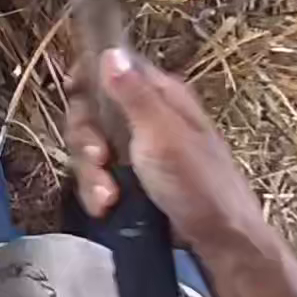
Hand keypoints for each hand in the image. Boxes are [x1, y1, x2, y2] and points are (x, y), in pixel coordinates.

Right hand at [64, 48, 265, 253]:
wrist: (222, 243)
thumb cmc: (200, 185)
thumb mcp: (162, 135)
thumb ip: (133, 94)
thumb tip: (111, 52)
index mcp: (160, 94)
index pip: (110, 67)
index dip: (85, 80)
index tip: (74, 97)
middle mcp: (145, 114)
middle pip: (89, 109)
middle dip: (85, 139)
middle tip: (99, 157)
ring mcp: (136, 145)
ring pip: (88, 144)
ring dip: (91, 171)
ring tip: (108, 195)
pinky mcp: (129, 173)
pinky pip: (95, 171)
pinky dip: (96, 188)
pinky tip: (108, 204)